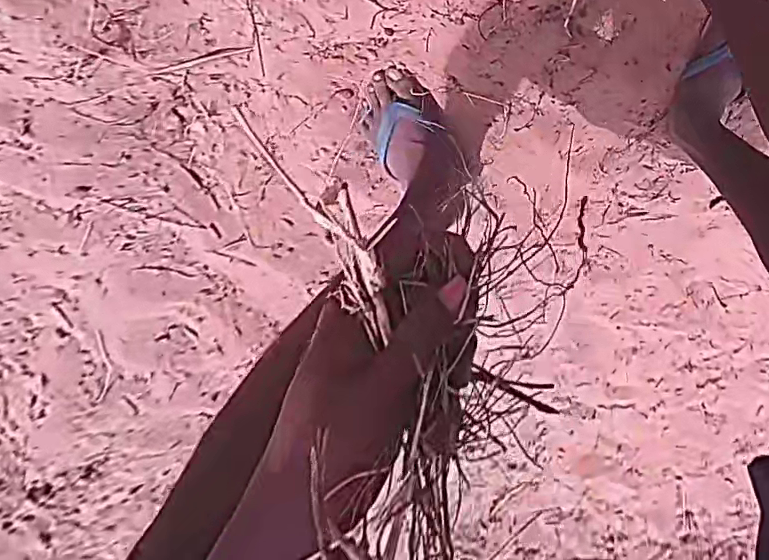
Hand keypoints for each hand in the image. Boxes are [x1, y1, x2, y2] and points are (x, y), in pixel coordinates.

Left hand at [218, 248, 474, 559]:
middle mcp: (374, 320)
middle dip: (453, 326)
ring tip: (443, 402)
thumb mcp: (381, 382)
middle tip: (456, 362)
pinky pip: (437, 366)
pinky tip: (438, 420)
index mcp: (357, 306)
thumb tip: (459, 282)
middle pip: (433, 293)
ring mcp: (388, 351)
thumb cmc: (324, 443)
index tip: (471, 280)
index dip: (443, 256)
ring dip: (452, 364)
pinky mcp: (399, 380)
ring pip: (441, 332)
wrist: (297, 514)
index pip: (406, 254)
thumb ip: (423, 330)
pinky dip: (444, 390)